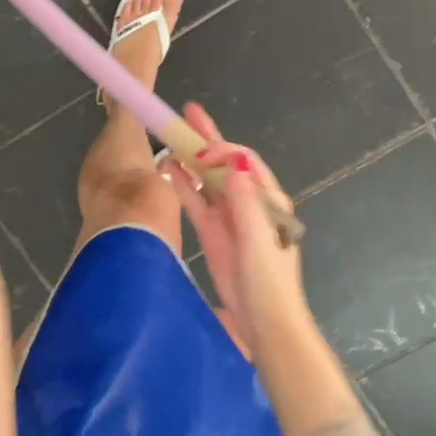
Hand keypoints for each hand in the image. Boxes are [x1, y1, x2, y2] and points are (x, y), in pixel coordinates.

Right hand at [162, 103, 308, 350]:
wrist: (265, 324)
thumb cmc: (269, 281)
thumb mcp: (260, 241)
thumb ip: (247, 203)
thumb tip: (234, 163)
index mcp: (268, 200)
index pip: (243, 161)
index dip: (223, 149)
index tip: (201, 149)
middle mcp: (248, 201)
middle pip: (224, 162)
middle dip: (207, 137)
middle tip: (187, 111)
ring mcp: (229, 216)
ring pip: (207, 179)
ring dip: (191, 158)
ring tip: (171, 134)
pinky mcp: (213, 232)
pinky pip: (196, 201)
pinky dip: (183, 184)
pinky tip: (167, 168)